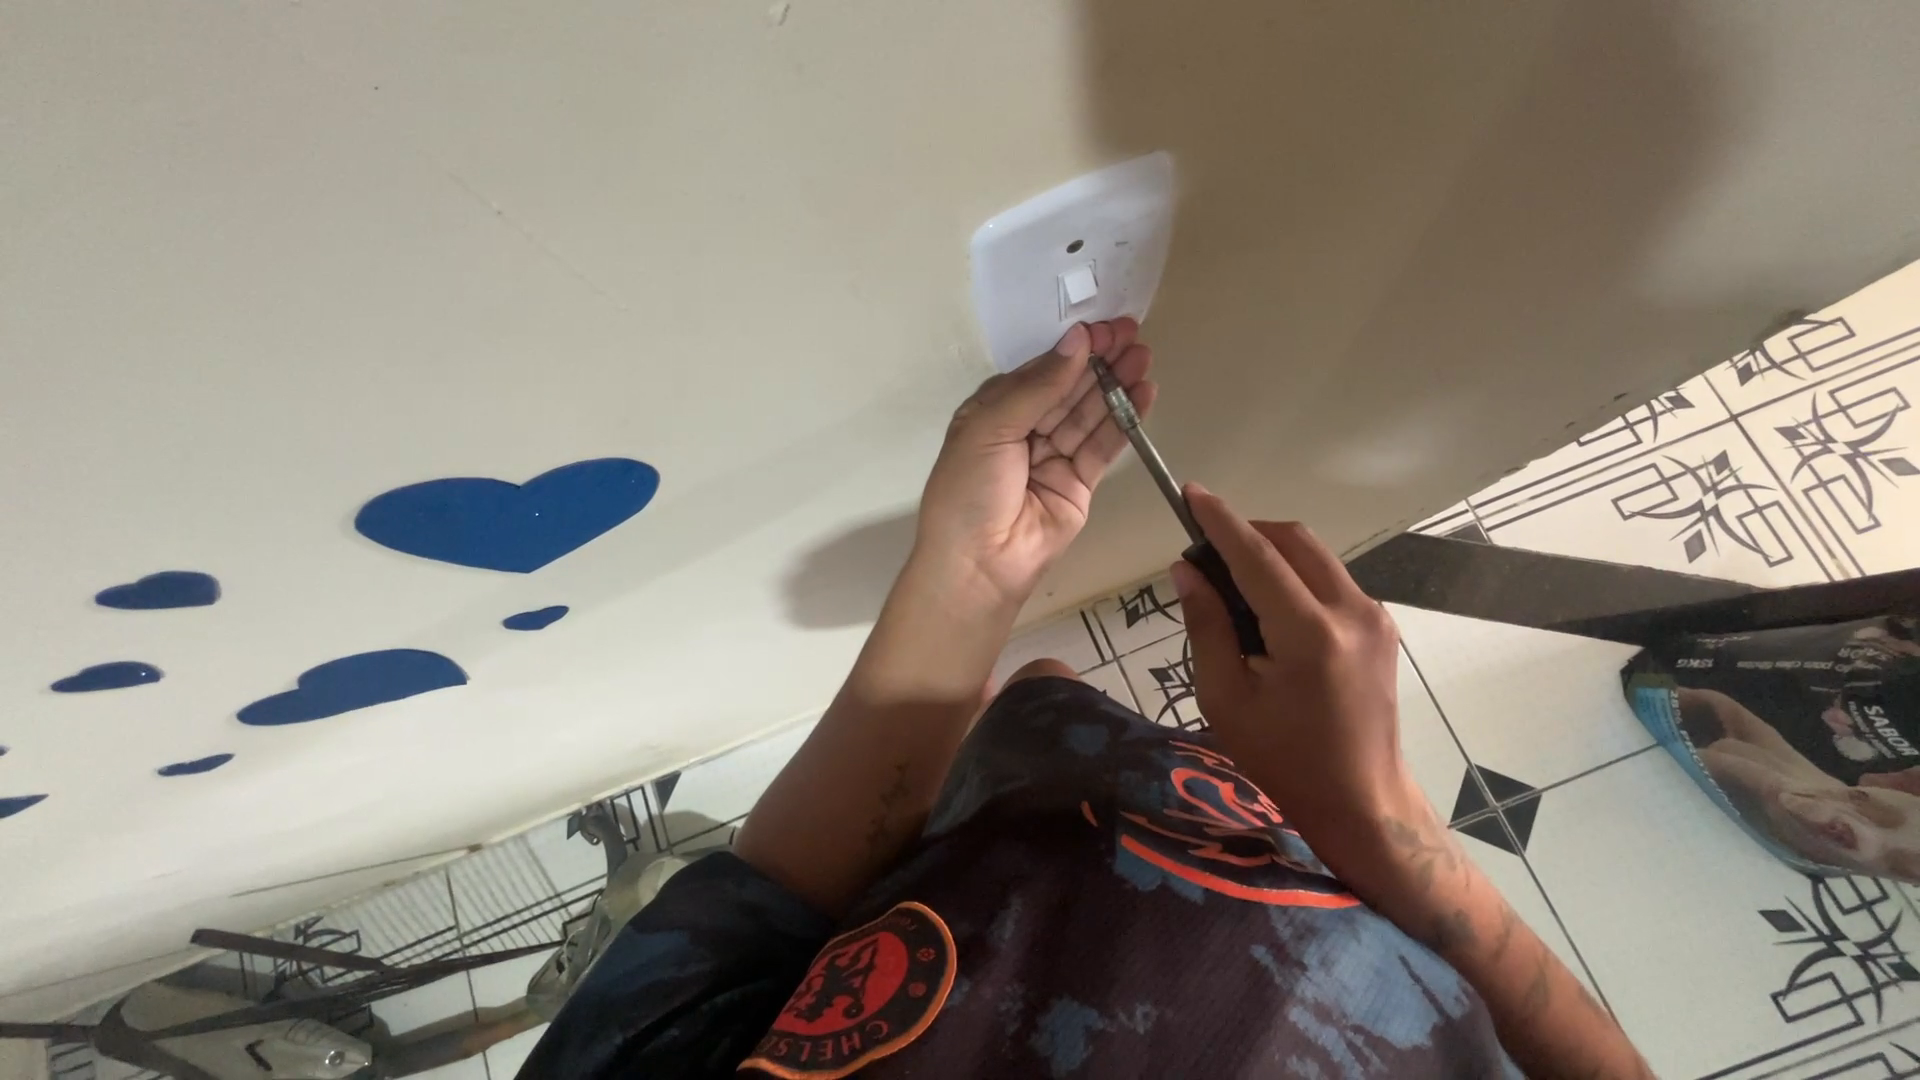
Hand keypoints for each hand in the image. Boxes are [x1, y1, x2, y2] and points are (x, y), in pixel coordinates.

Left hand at [915, 320, 1155, 603]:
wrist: (978, 564)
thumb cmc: (969, 490)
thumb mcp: (990, 428)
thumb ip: (1037, 387)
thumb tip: (1078, 342)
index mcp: (994, 414)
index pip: (1038, 373)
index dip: (1070, 350)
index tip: (1103, 326)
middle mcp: (1024, 431)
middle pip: (1068, 389)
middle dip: (1099, 361)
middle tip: (1132, 333)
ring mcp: (1053, 458)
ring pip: (1089, 414)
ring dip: (1116, 385)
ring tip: (1143, 355)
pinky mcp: (1078, 484)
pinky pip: (1103, 446)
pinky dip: (1124, 420)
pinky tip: (1143, 392)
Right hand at [1172, 492, 1654, 1079]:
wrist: (1362, 801)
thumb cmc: (1281, 758)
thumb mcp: (1226, 696)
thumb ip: (1206, 625)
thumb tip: (1186, 570)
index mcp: (1309, 633)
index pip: (1256, 555)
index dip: (1219, 520)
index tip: (1190, 492)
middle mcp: (1351, 612)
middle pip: (1294, 540)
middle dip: (1247, 530)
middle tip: (1205, 550)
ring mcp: (1374, 618)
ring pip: (1316, 556)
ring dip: (1272, 551)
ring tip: (1231, 581)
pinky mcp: (1381, 629)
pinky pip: (1330, 580)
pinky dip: (1294, 575)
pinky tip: (1267, 607)